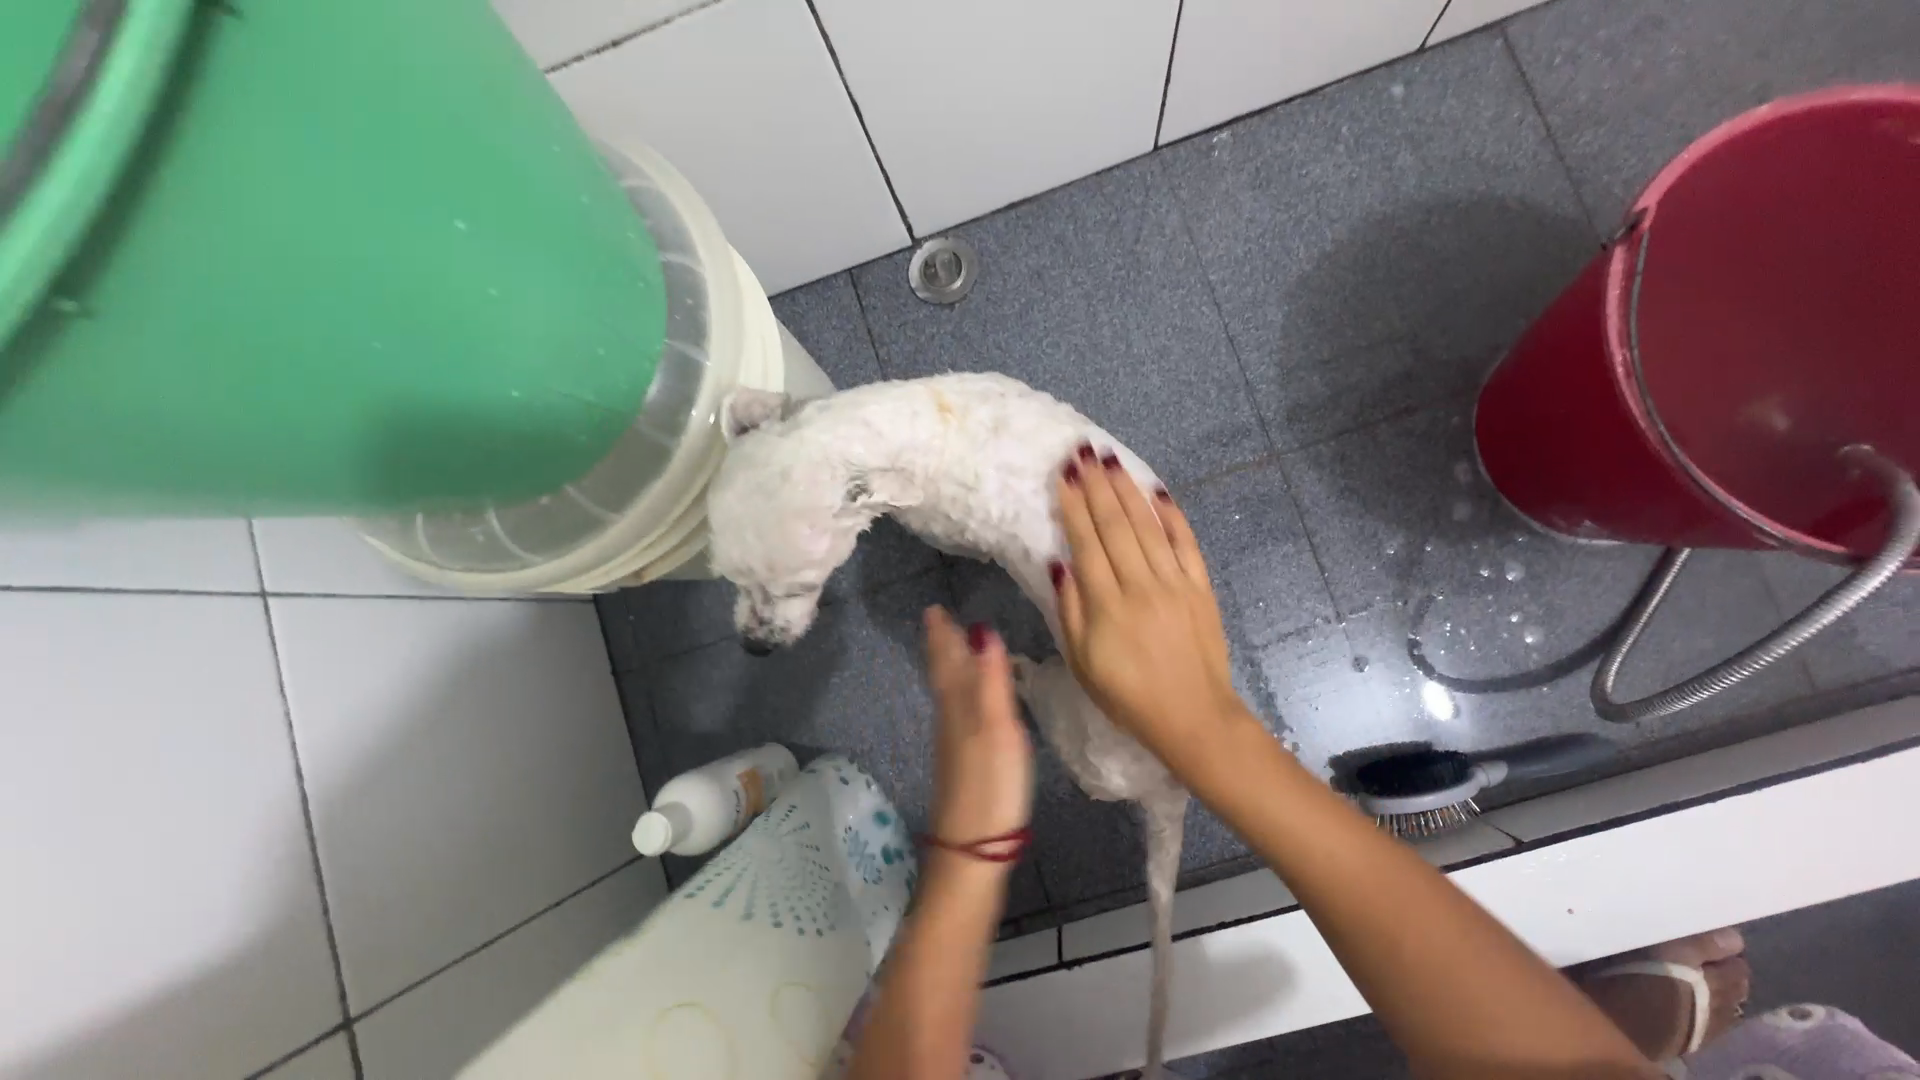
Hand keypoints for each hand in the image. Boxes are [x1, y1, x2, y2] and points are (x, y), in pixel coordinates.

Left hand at [923, 607, 1032, 860]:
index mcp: (959, 706)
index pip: (948, 661)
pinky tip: (968, 703)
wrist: (973, 849)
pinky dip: (960, 695)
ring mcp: (954, 745)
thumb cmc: (991, 785)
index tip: (934, 609)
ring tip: (954, 650)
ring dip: (950, 668)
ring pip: (949, 694)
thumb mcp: (1000, 729)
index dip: (943, 635)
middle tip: (939, 620)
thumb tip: (982, 630)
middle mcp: (951, 720)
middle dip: (943, 647)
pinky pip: (957, 713)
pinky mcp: (963, 765)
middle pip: (945, 675)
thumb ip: (992, 682)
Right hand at [1051, 446, 1250, 760]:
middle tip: (1083, 452)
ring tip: (1111, 460)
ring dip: (1128, 489)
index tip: (1062, 474)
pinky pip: (1186, 544)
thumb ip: (1070, 609)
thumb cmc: (1127, 696)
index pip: (1086, 542)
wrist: (1193, 716)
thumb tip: (1060, 562)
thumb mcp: (1082, 663)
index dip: (1073, 505)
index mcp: (1107, 604)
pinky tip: (1157, 491)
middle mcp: (1141, 584)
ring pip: (1148, 525)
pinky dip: (1172, 515)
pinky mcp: (1201, 588)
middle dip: (1097, 485)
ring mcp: (1175, 583)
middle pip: (1116, 524)